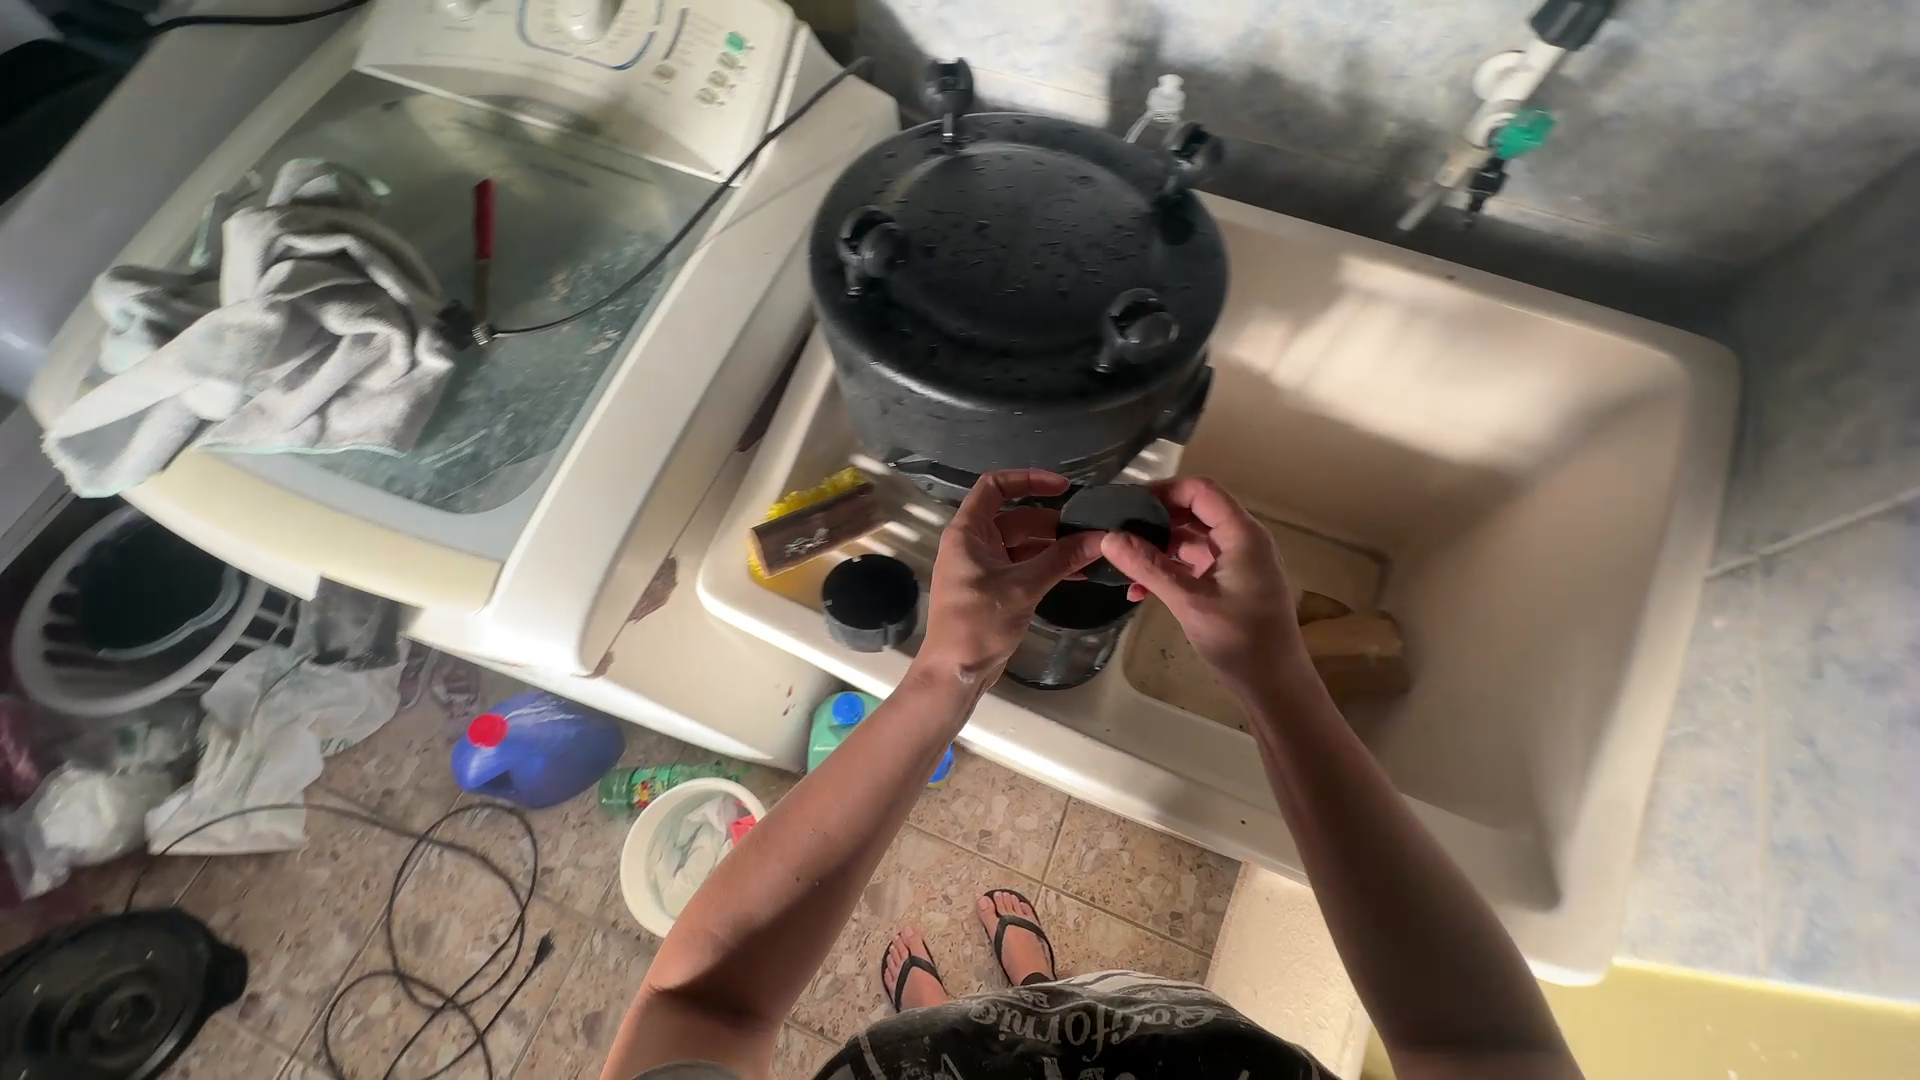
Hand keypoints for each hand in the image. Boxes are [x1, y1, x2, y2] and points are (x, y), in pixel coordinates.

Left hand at [918, 470, 1105, 682]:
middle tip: (1093, 530)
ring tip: (1094, 552)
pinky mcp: (996, 588)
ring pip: (1026, 544)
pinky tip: (1082, 574)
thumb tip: (1101, 538)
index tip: (1064, 487)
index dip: (1028, 479)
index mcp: (968, 531)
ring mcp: (985, 566)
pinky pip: (1026, 567)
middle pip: (1018, 518)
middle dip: (1054, 523)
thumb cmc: (977, 623)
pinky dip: (1050, 567)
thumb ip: (1061, 559)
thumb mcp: (1022, 587)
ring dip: (1056, 548)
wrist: (955, 672)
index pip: (994, 486)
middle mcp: (974, 543)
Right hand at [1099, 476, 1303, 689]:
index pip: (1200, 491)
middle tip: (1115, 530)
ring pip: (1188, 539)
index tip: (1125, 503)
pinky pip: (1191, 564)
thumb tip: (1108, 538)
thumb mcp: (1189, 601)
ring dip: (1156, 549)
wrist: (1274, 684)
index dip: (1163, 491)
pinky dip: (1166, 571)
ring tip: (1120, 562)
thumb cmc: (1240, 640)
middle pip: (1193, 512)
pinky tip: (1137, 590)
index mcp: (1241, 534)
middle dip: (1153, 520)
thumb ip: (1149, 567)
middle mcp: (1240, 540)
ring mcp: (1233, 562)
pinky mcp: (1226, 583)